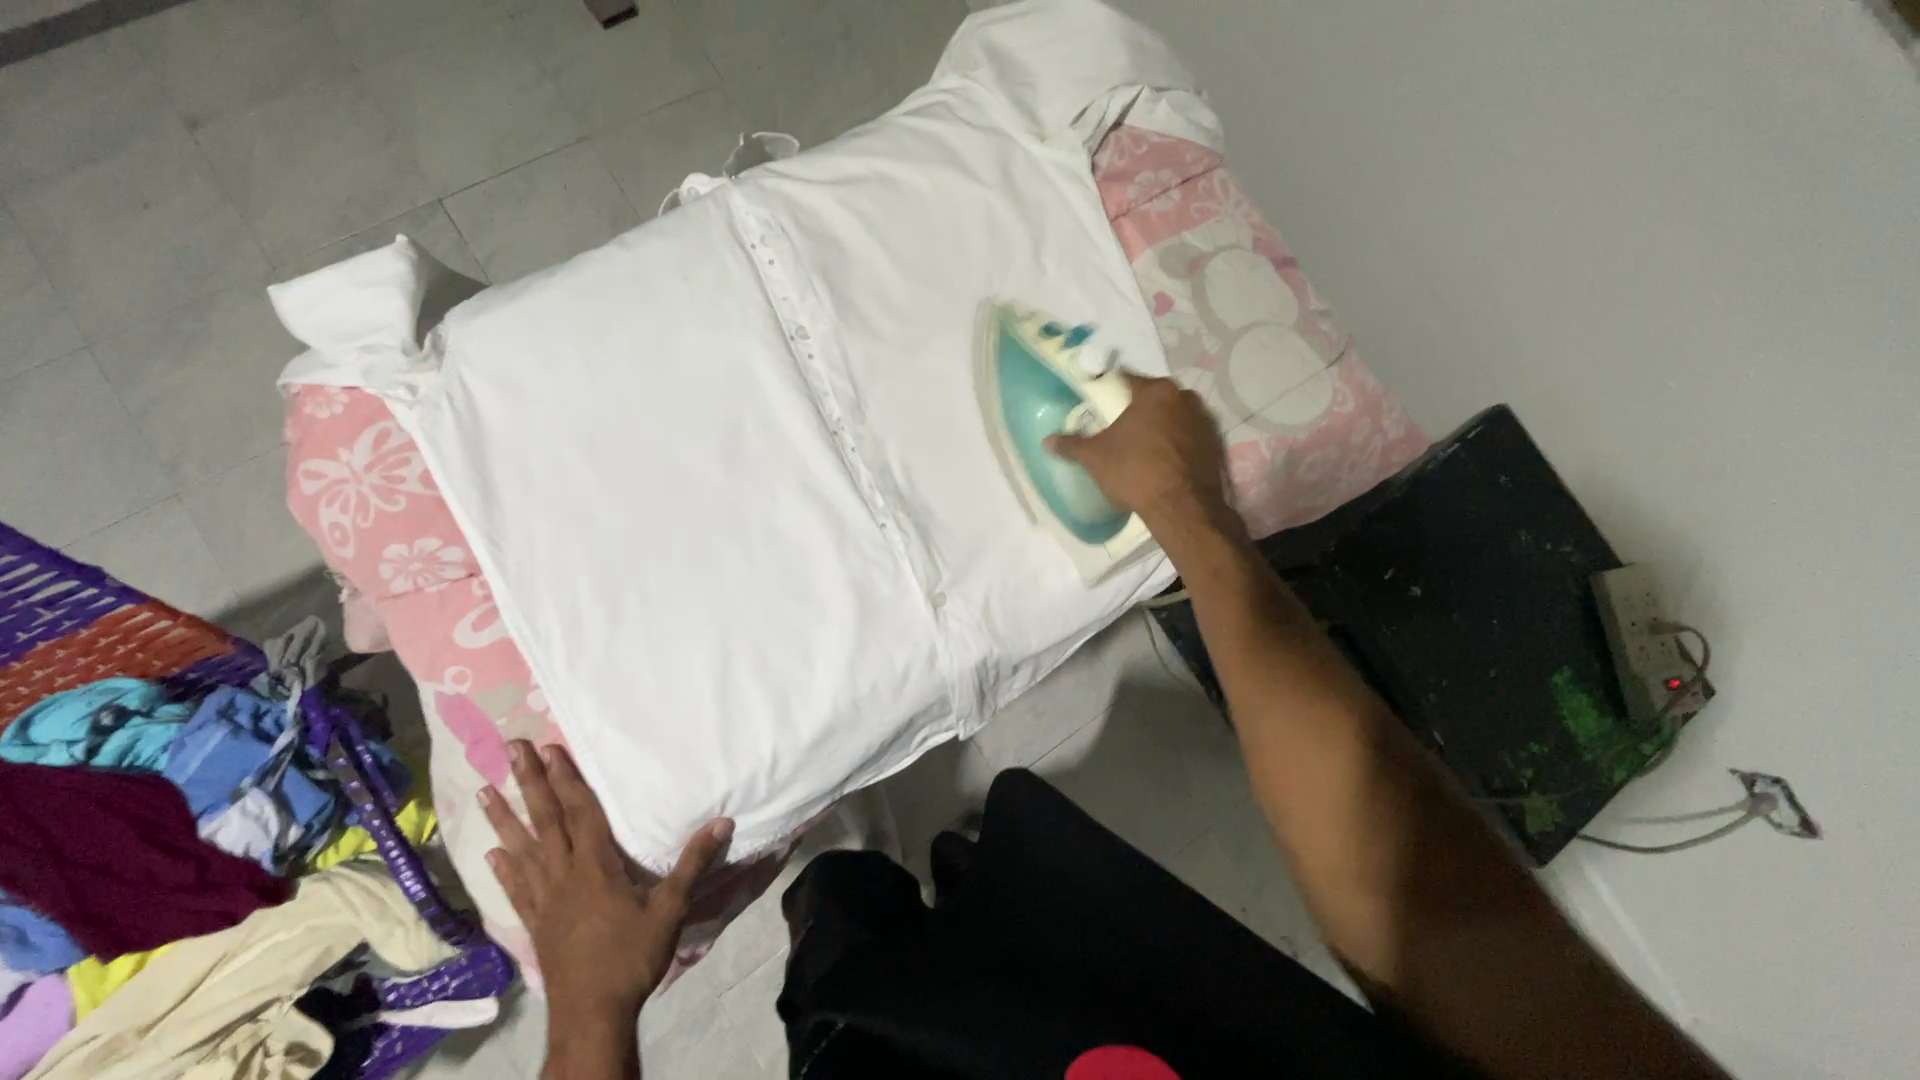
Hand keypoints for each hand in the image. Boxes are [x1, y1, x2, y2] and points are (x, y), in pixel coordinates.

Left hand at [480, 741, 733, 1016]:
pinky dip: (504, 868)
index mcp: (595, 866)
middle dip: (530, 783)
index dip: (567, 778)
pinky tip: (492, 855)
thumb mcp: (671, 908)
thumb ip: (693, 863)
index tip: (550, 749)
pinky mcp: (535, 922)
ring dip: (504, 819)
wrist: (592, 1012)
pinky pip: (516, 887)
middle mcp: (564, 874)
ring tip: (485, 792)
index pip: (580, 812)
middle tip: (511, 750)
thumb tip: (722, 822)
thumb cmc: (632, 956)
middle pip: (545, 820)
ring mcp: (544, 899)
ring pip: (521, 849)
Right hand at [1046, 373, 1233, 529]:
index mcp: (1155, 391)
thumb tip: (1047, 441)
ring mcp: (1204, 421)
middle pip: (1154, 397)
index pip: (1127, 379)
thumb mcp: (1095, 458)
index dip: (1111, 388)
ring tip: (1141, 445)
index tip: (1101, 400)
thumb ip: (1072, 445)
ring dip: (1160, 426)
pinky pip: (1188, 438)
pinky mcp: (1215, 446)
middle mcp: (1184, 398)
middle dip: (1138, 408)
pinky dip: (1176, 444)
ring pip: (1174, 417)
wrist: (1182, 506)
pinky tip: (1162, 462)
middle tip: (1120, 426)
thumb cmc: (1135, 470)